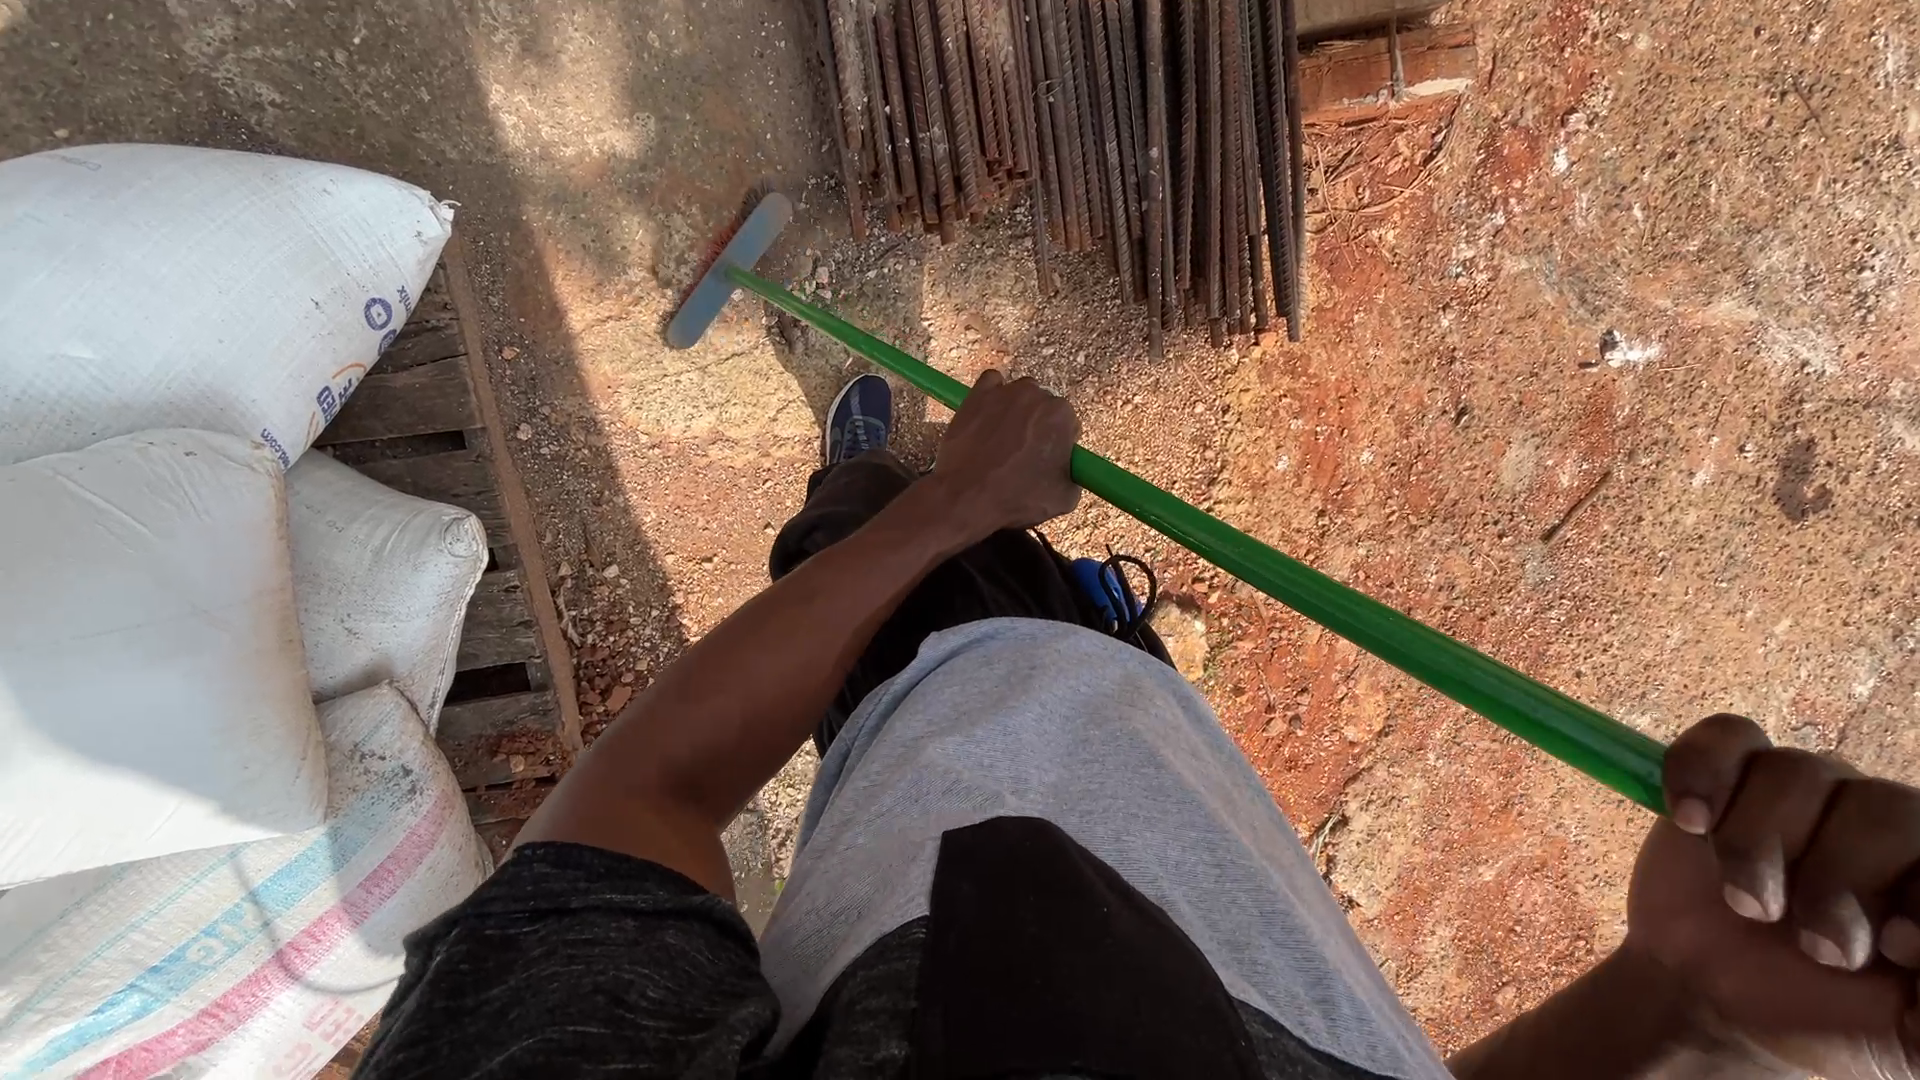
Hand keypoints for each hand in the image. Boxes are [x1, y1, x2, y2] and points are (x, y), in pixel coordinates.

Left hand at [929, 369, 1080, 532]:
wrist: (965, 498)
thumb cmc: (1016, 499)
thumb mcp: (1064, 498)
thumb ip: (1074, 474)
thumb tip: (1068, 470)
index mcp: (1061, 415)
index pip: (1069, 424)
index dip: (1060, 444)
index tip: (1049, 460)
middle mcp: (1035, 395)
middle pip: (1044, 407)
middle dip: (1038, 427)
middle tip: (1024, 455)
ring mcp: (1003, 392)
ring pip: (1019, 396)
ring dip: (1016, 412)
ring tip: (1003, 441)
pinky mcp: (976, 395)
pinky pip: (991, 383)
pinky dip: (992, 396)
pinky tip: (988, 418)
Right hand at [1623, 713, 1919, 1077]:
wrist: (1711, 997)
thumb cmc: (1825, 1021)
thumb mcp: (1914, 1038)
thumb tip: (1916, 941)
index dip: (1918, 889)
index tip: (1892, 950)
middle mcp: (1885, 829)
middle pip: (1883, 806)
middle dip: (1836, 879)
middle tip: (1814, 943)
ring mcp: (1802, 796)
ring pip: (1798, 771)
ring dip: (1757, 845)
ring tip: (1743, 900)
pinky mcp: (1719, 777)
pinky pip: (1724, 735)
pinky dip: (1701, 772)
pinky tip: (1690, 821)